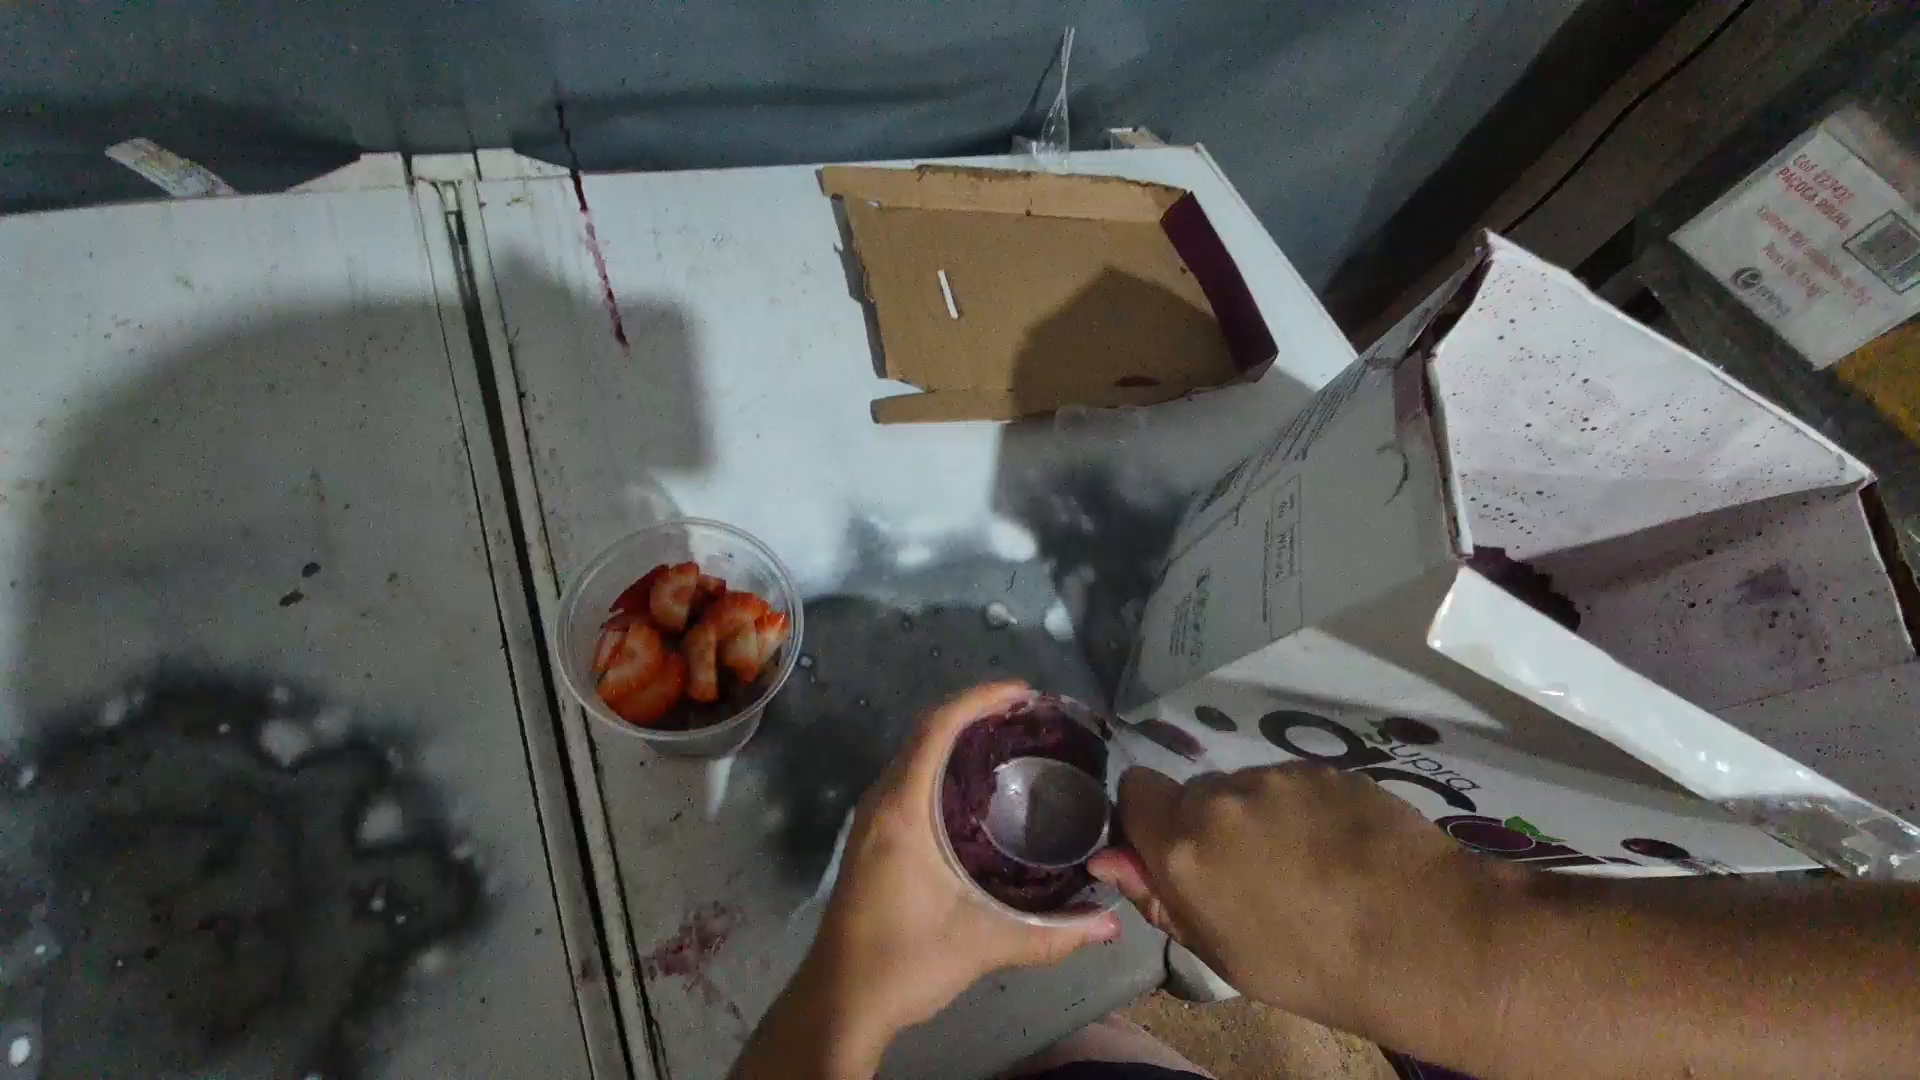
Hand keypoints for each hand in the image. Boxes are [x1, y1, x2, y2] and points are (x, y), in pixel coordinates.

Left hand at [802, 683, 1121, 1045]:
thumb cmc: (904, 961)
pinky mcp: (875, 831)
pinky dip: (945, 758)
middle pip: (927, 729)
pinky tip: (978, 781)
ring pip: (917, 750)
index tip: (1024, 692)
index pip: (938, 728)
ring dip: (959, 733)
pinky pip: (912, 772)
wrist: (840, 1001)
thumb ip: (1050, 934)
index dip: (980, 699)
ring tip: (1011, 735)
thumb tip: (1109, 925)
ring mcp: (874, 814)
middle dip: (976, 710)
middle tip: (1029, 713)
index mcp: (902, 808)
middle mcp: (883, 798)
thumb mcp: (981, 945)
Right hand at [1088, 763, 1502, 1026]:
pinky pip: (1290, 783)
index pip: (1133, 791)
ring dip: (1256, 817)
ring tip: (1305, 864)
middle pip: (1191, 793)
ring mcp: (1274, 776)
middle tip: (1249, 873)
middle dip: (1206, 825)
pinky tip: (1339, 848)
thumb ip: (1159, 898)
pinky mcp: (1322, 768)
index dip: (1146, 818)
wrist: (1430, 940)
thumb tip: (1109, 860)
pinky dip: (1300, 809)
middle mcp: (1219, 797)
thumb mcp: (1222, 954)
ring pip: (1243, 789)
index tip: (1173, 852)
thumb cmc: (1316, 968)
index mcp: (1183, 844)